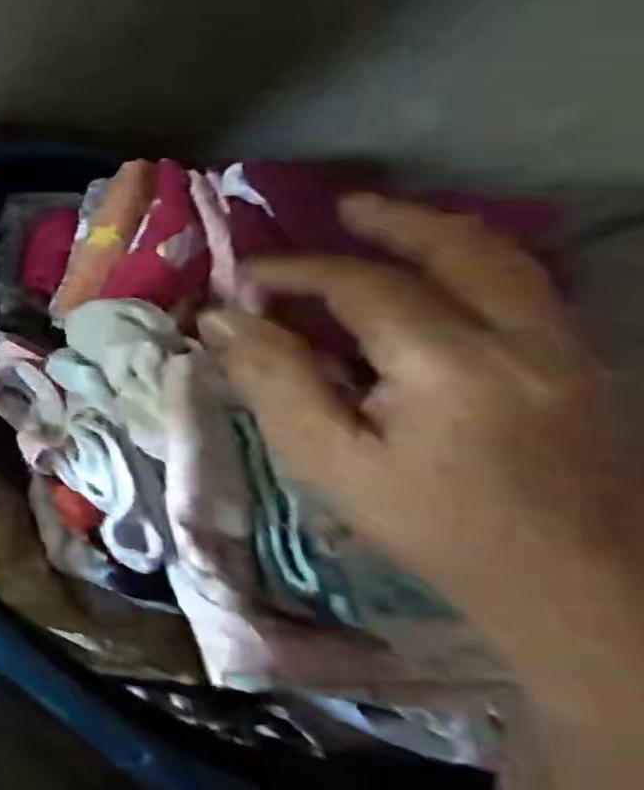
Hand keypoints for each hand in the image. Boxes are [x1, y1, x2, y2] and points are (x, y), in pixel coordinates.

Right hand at [199, 194, 636, 618]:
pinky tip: (435, 280)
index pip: (362, 285)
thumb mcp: (327, 459)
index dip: (295, 270)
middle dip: (392, 221)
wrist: (579, 596)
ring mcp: (568, 354)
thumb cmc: (433, 526)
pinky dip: (472, 268)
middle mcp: (524, 342)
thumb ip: (272, 379)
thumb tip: (219, 317)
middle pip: (461, 250)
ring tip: (384, 223)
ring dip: (439, 235)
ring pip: (509, 264)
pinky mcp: (583, 372)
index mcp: (452, 365)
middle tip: (337, 207)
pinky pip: (525, 293)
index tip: (243, 277)